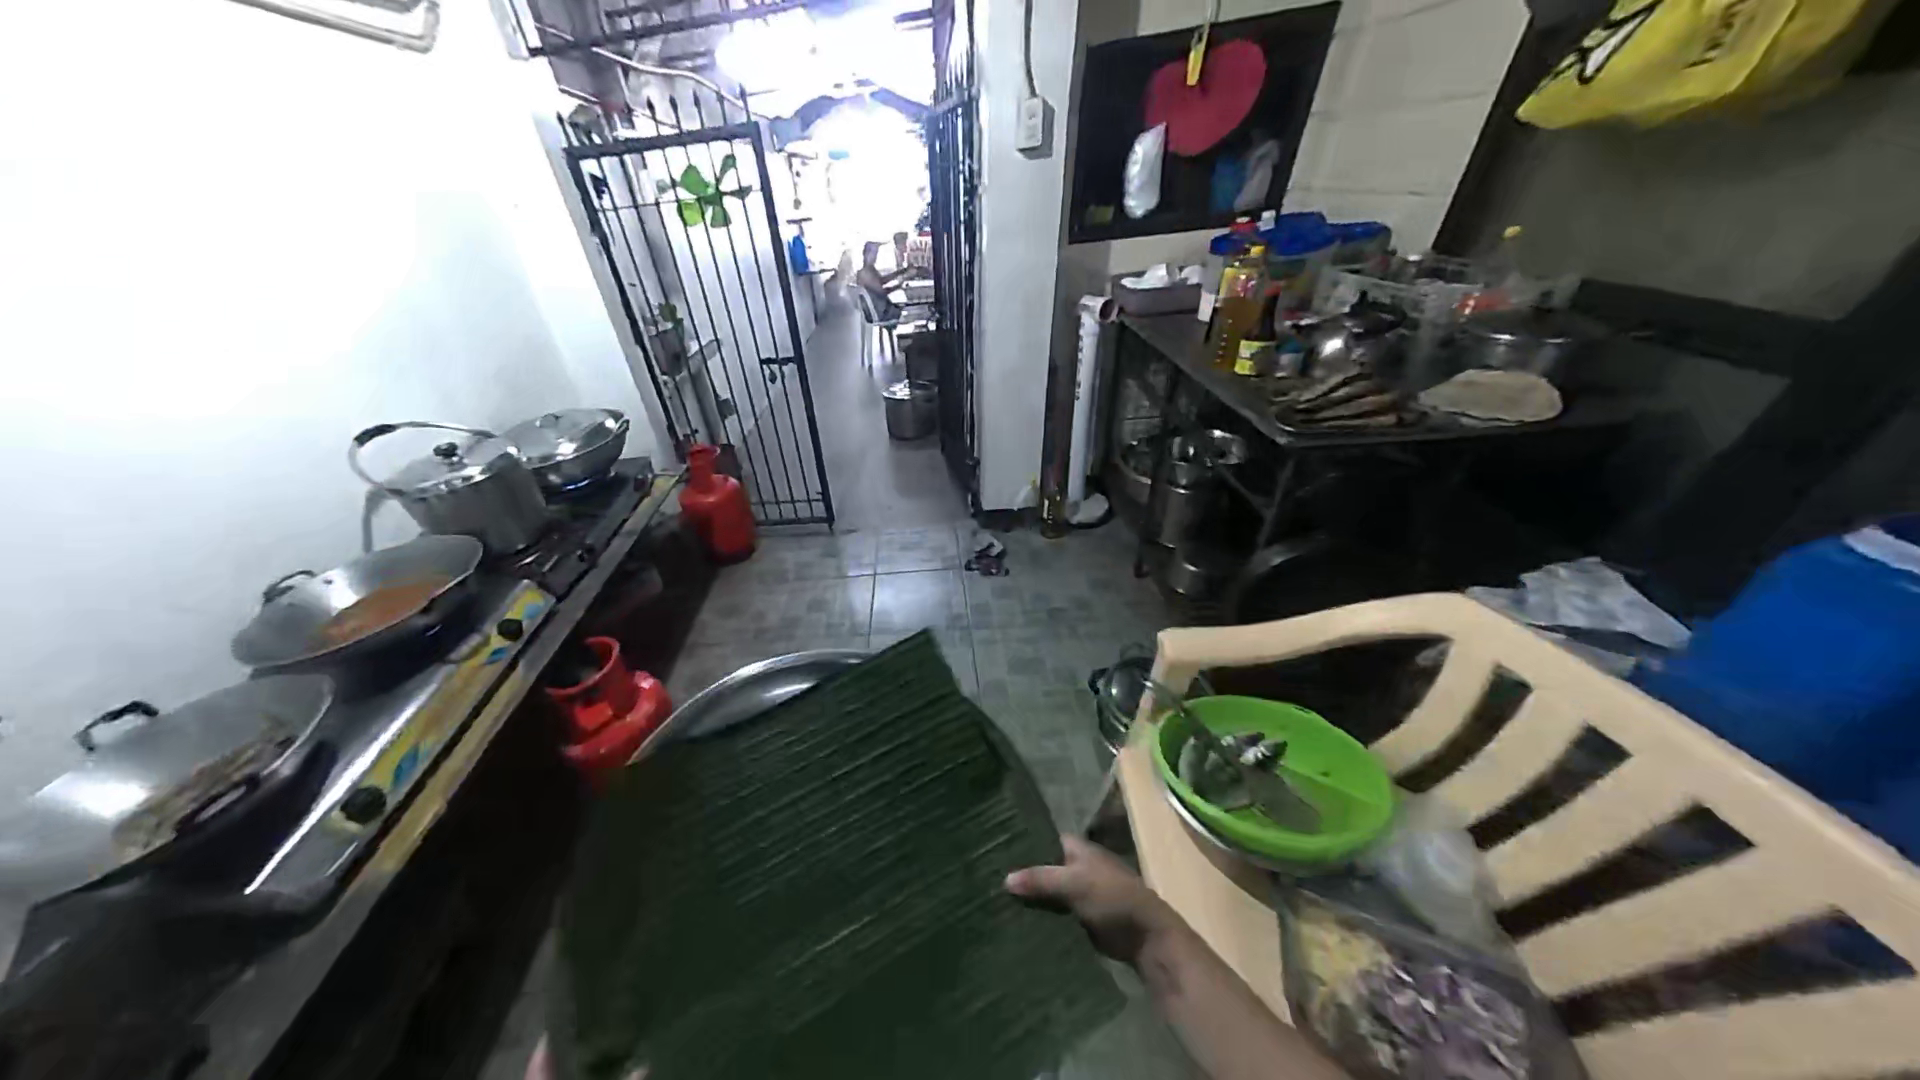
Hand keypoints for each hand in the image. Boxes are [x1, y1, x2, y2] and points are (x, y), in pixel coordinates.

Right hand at [1005, 834, 1176, 962]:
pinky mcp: (1078, 919)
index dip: (1022, 843)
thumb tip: (1005, 878)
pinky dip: (1038, 917)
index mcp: (1078, 849)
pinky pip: (1052, 914)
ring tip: (992, 899)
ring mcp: (1077, 894)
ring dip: (1028, 898)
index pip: (1043, 839)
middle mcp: (1076, 867)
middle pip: (1042, 868)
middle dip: (1021, 874)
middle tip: (986, 877)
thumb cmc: (1114, 898)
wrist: (1146, 938)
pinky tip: (1013, 921)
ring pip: (1046, 893)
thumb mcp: (1075, 883)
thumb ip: (1041, 879)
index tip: (994, 847)